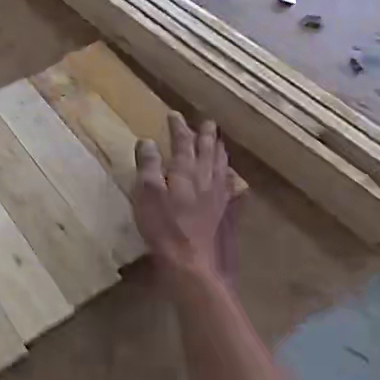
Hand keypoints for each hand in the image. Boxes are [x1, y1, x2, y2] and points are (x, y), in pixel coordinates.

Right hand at [133, 113, 242, 286]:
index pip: (183, 143)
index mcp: (185, 172)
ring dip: (219, 152)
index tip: (173, 114)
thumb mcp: (147, 194)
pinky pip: (231, 189)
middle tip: (206, 122)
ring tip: (219, 142)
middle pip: (207, 151)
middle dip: (205, 135)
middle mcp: (206, 180)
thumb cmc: (164, 228)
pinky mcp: (224, 215)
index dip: (178, 128)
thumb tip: (148, 141)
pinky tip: (232, 178)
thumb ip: (148, 166)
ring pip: (221, 167)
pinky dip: (230, 178)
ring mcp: (218, 198)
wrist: (193, 265)